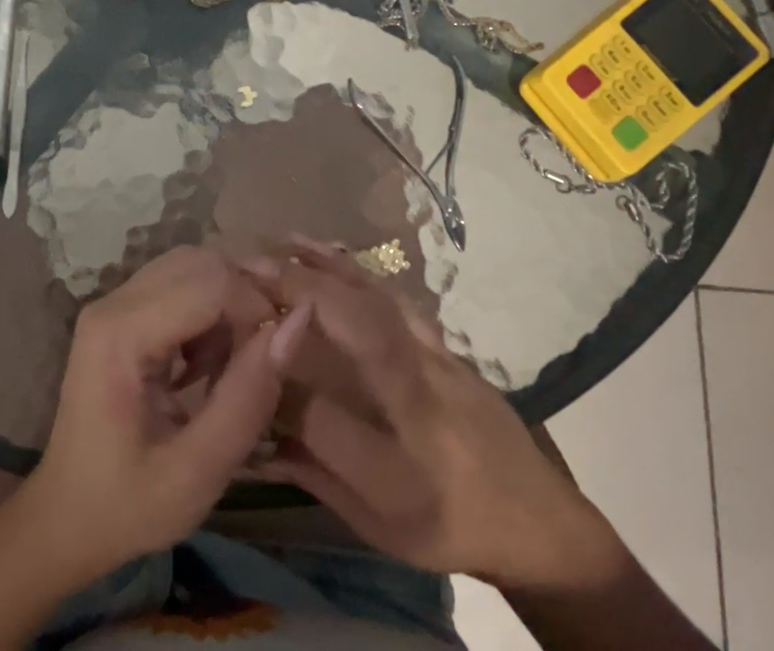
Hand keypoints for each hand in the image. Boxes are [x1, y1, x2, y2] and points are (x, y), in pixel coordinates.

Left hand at [21, 246, 312, 579]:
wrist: (66, 517)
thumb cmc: (129, 504)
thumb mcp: (201, 468)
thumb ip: (249, 393)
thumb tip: (298, 320)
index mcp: (120, 335)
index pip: (210, 282)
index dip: (258, 310)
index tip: (277, 362)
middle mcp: (110, 304)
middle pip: (200, 262)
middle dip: (244, 300)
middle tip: (262, 360)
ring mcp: (109, 307)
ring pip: (190, 268)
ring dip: (226, 306)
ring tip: (230, 369)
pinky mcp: (116, 318)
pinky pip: (175, 288)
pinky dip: (206, 314)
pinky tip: (205, 368)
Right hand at [249, 239, 624, 592]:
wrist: (542, 525)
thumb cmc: (450, 530)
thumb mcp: (375, 524)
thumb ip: (311, 475)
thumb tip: (248, 437)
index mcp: (400, 467)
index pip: (323, 416)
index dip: (273, 382)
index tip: (231, 352)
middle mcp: (423, 407)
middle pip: (360, 335)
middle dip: (298, 293)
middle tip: (243, 268)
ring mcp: (442, 369)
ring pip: (385, 307)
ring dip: (326, 269)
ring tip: (279, 242)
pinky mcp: (450, 351)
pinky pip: (400, 303)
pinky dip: (360, 272)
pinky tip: (330, 253)